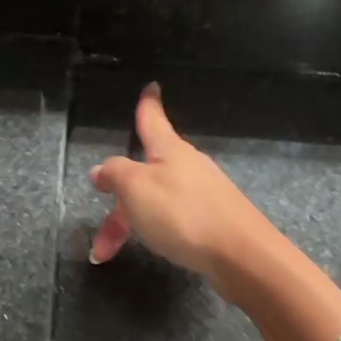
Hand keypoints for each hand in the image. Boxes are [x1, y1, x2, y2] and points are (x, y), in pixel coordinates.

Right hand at [89, 83, 275, 279]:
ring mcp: (204, 194)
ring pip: (155, 202)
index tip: (152, 86)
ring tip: (109, 252)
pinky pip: (173, 220)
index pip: (153, 120)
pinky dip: (154, 234)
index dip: (147, 104)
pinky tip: (153, 249)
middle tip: (100, 239)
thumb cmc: (182, 213)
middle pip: (144, 175)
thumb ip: (115, 174)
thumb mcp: (136, 188)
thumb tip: (99, 169)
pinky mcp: (214, 220)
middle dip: (119, 204)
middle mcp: (188, 167)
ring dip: (131, 226)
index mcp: (169, 150)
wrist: (240, 254)